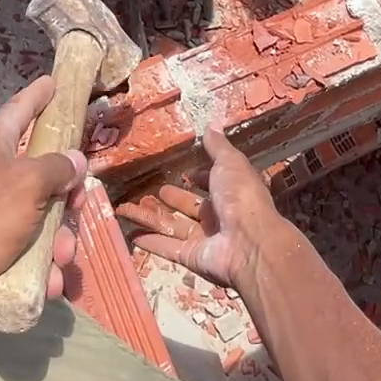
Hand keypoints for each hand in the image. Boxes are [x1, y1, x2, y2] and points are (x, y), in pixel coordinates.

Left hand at [0, 76, 86, 329]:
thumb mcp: (28, 186)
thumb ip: (58, 168)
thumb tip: (74, 159)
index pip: (22, 106)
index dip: (41, 93)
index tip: (57, 80)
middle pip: (44, 168)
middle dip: (68, 194)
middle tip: (79, 205)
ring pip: (43, 213)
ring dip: (59, 238)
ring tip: (61, 259)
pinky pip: (30, 247)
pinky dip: (42, 263)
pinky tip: (47, 280)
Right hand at [117, 128, 285, 292]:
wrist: (250, 243)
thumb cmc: (241, 196)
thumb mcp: (230, 162)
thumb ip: (217, 146)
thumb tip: (212, 124)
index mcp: (229, 192)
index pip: (211, 183)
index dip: (199, 177)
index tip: (185, 172)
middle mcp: (218, 215)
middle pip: (189, 205)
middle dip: (174, 198)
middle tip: (156, 189)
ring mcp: (204, 237)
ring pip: (172, 225)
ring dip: (152, 218)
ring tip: (130, 207)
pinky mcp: (191, 256)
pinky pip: (167, 247)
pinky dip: (150, 242)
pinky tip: (132, 235)